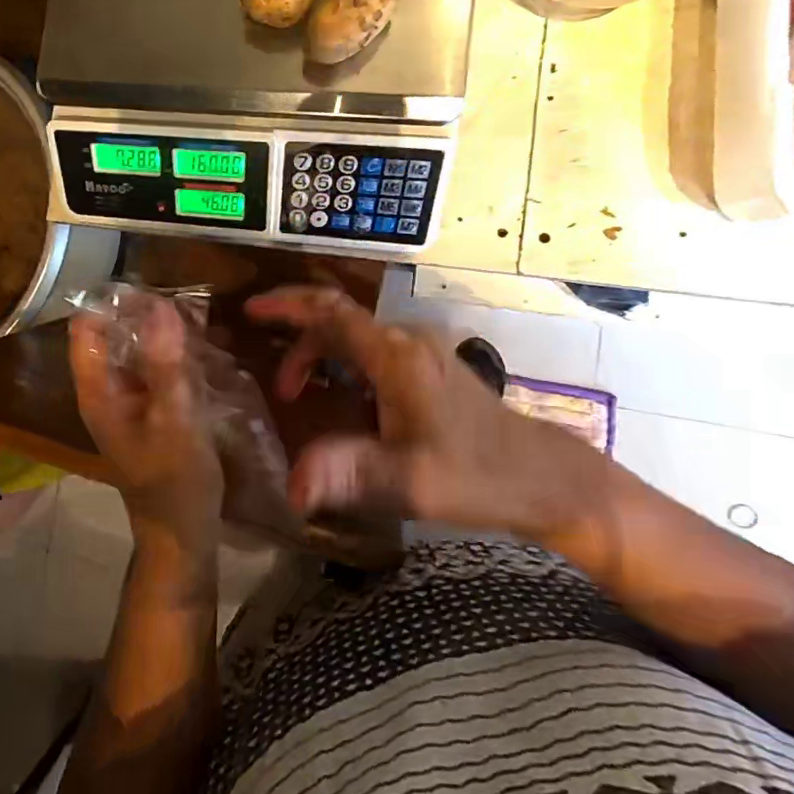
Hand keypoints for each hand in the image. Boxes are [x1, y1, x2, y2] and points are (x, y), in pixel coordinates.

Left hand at [70, 294, 223, 547]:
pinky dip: (181, 352)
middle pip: (117, 333)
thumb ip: (165, 363)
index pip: (87, 327)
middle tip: (189, 296)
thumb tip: (160, 305)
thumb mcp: (173, 418)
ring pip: (143, 349)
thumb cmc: (173, 480)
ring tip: (204, 314)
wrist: (183, 533)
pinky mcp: (156, 408)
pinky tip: (211, 343)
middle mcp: (110, 389)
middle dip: (148, 312)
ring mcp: (134, 399)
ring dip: (168, 331)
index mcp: (99, 390)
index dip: (112, 301)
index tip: (153, 284)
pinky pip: (163, 367)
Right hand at [245, 286, 608, 540]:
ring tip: (298, 395)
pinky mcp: (429, 370)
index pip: (333, 312)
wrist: (540, 477)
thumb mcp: (411, 481)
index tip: (252, 310)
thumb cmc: (478, 474)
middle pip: (340, 320)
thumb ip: (351, 475)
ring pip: (356, 336)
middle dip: (298, 338)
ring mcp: (422, 353)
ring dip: (320, 354)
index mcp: (397, 356)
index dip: (289, 305)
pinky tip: (339, 401)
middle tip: (275, 382)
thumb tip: (292, 487)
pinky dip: (342, 364)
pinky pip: (372, 352)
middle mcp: (407, 342)